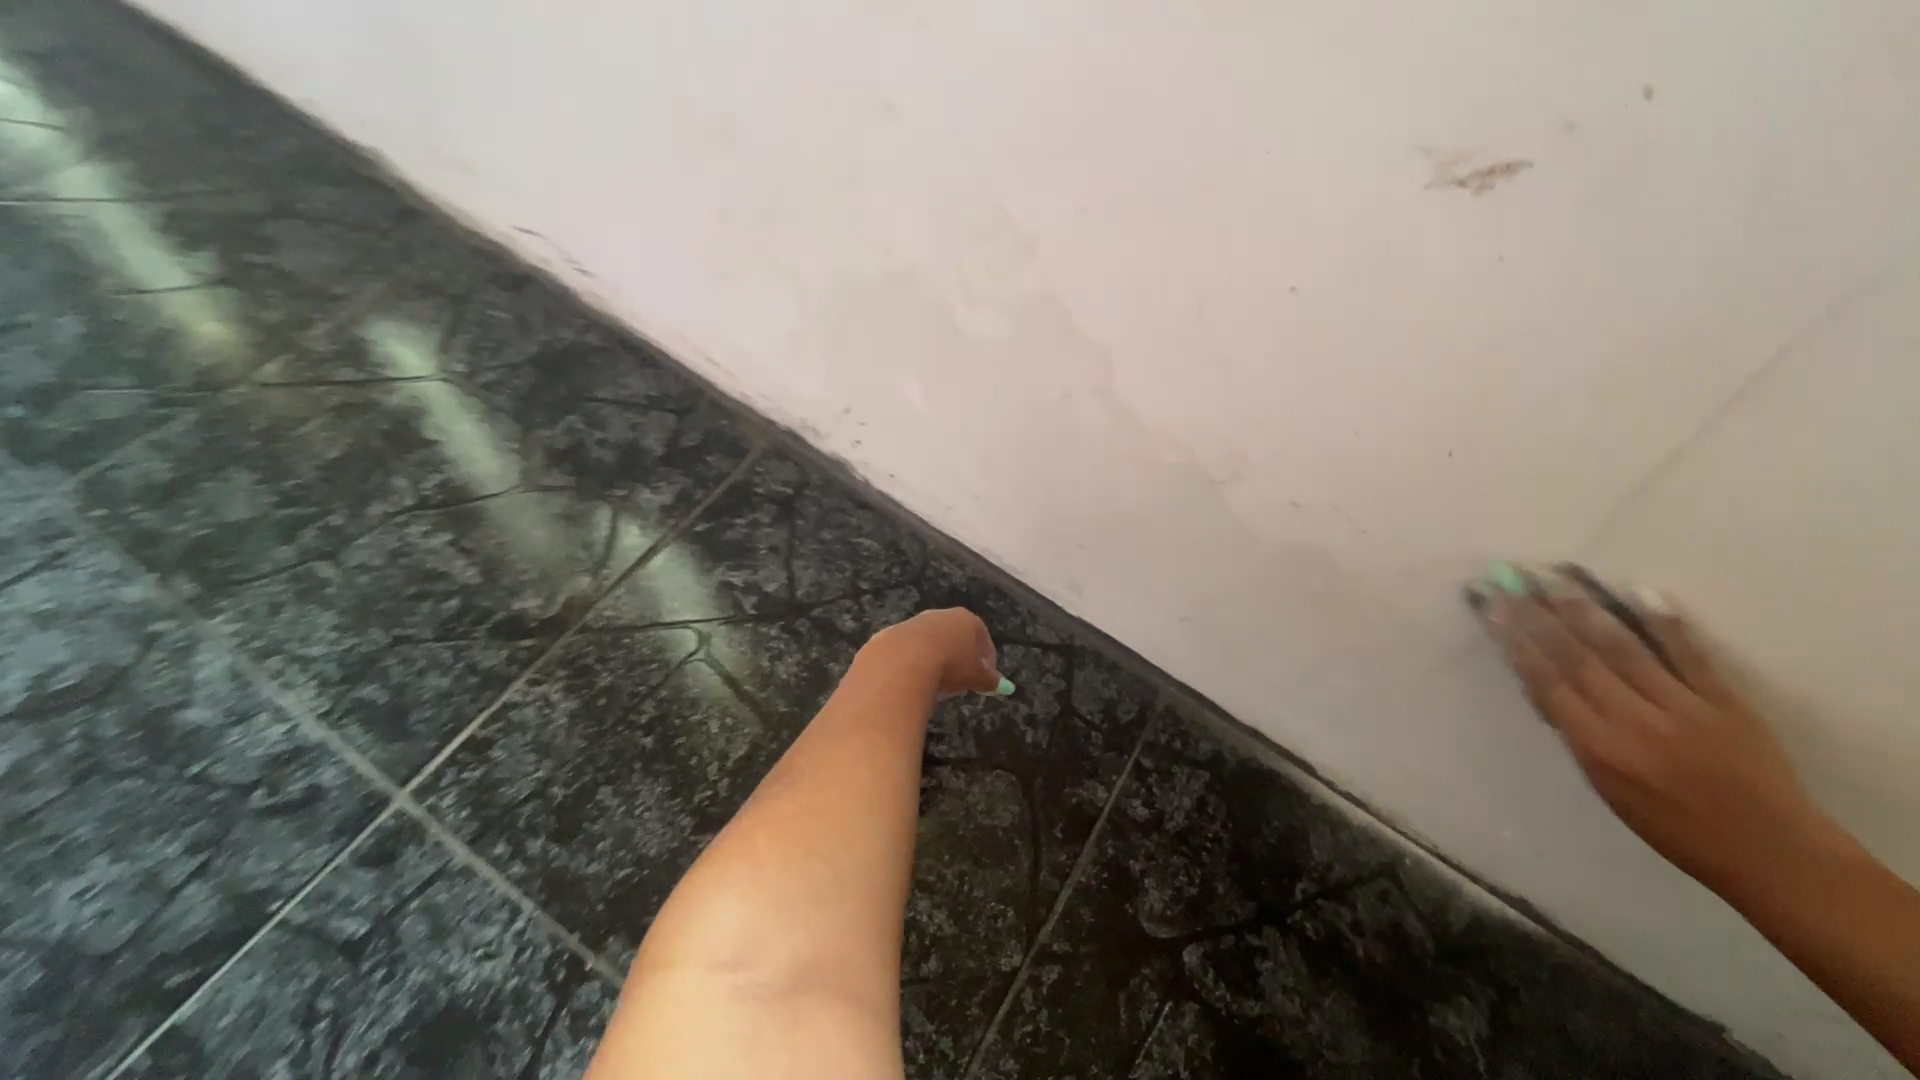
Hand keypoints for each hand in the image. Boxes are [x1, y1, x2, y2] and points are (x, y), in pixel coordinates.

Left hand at [862, 607, 1006, 699]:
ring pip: (932, 643)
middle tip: (962, 682)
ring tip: (938, 684)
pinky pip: (910, 651)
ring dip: (937, 660)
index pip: (983, 638)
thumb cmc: (950, 665)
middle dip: (960, 658)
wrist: (903, 662)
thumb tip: (1002, 685)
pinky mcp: (892, 635)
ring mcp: (915, 623)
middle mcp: (941, 615)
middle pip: (956, 637)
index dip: (987, 660)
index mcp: (966, 619)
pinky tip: (916, 680)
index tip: (985, 679)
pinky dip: (915, 664)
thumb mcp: (976, 677)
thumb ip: (990, 679)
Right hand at [1471, 566, 1833, 901]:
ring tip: (1558, 580)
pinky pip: (1691, 656)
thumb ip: (1581, 739)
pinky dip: (1666, 624)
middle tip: (1515, 581)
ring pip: (1626, 650)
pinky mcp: (1727, 702)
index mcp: (1600, 750)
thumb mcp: (1609, 791)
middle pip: (1579, 658)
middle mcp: (1635, 723)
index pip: (1548, 685)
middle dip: (1541, 617)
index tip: (1495, 610)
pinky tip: (1640, 593)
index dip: (1517, 643)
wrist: (1772, 852)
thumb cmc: (1676, 831)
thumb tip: (1550, 692)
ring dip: (1587, 611)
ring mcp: (1684, 708)